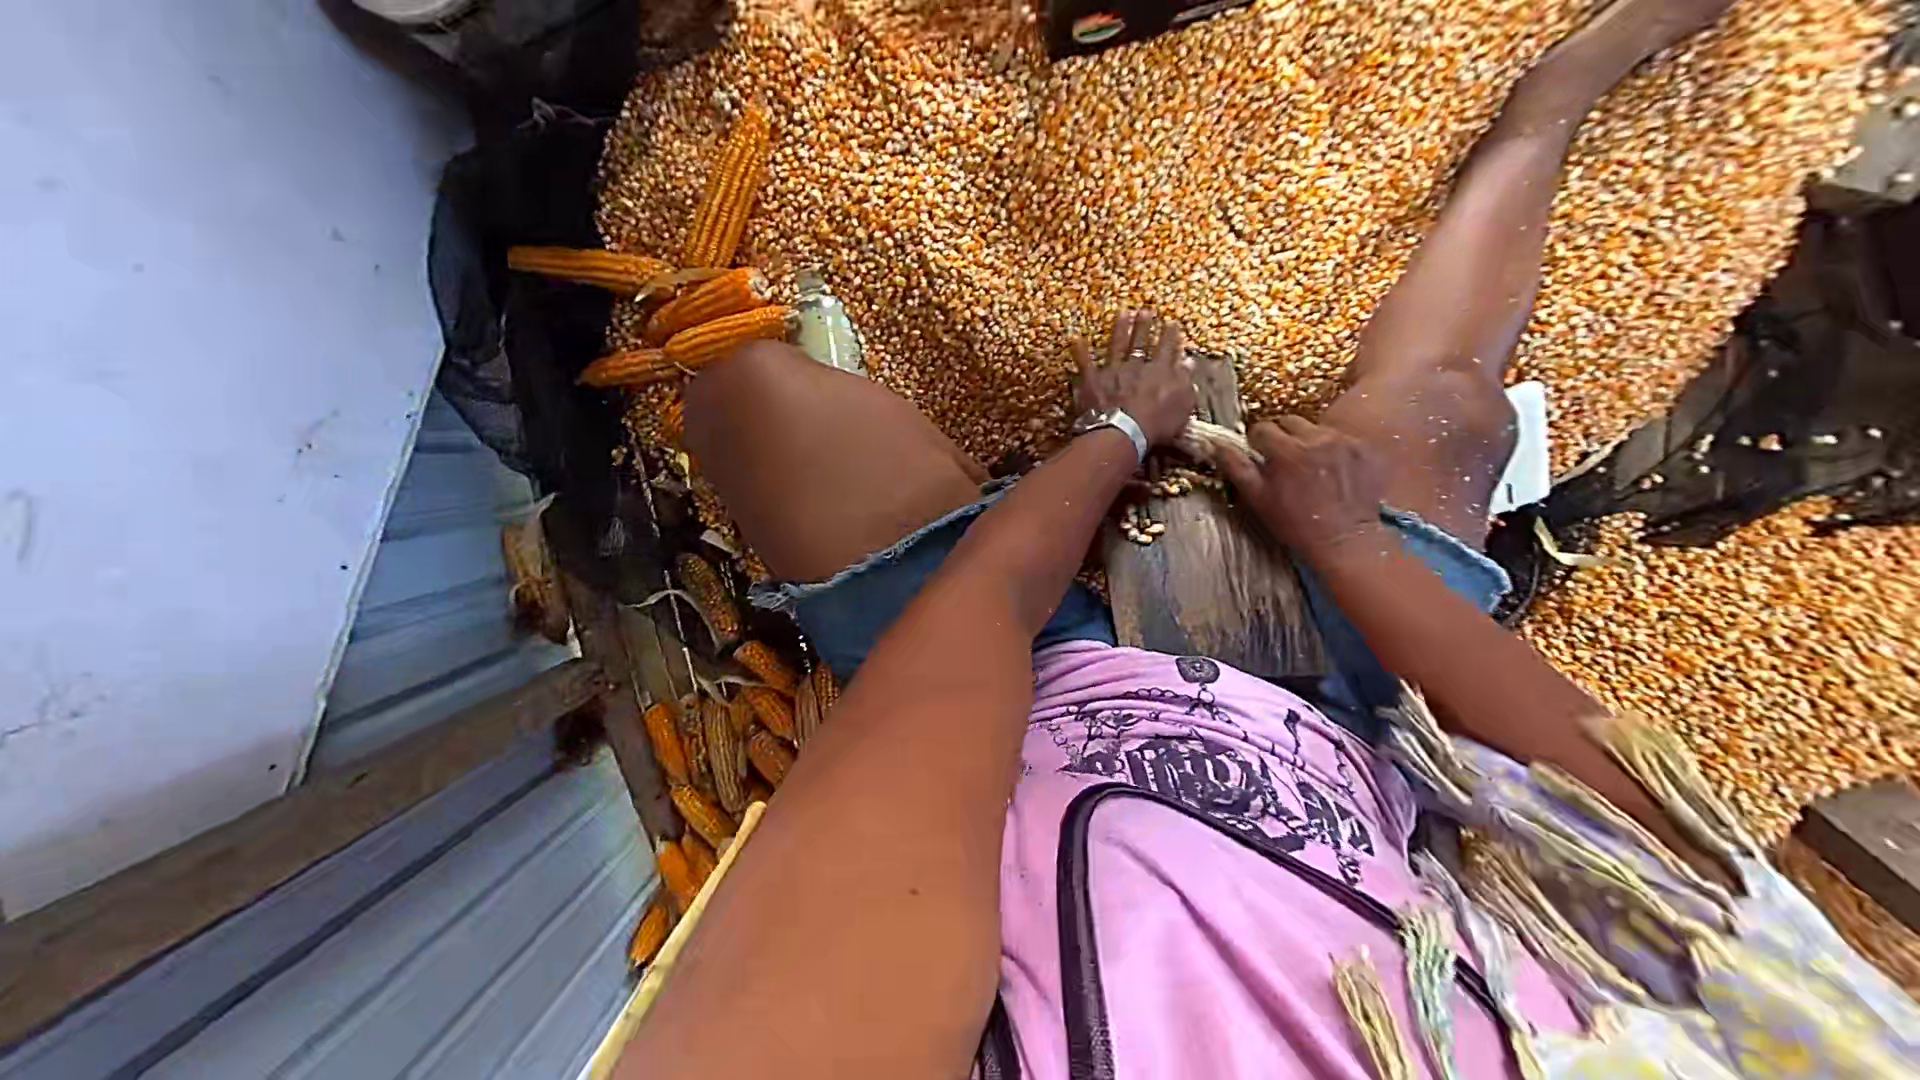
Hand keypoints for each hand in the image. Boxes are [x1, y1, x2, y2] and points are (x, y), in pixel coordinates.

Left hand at [1070, 310, 1196, 447]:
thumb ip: (1185, 382)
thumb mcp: (1182, 406)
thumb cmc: (1156, 425)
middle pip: (1141, 341)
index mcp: (1160, 371)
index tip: (1171, 322)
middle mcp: (1136, 366)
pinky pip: (1084, 363)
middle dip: (1144, 325)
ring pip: (1117, 345)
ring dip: (1120, 329)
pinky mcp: (1092, 381)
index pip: (1167, 348)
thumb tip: (1188, 362)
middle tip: (1146, 311)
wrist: (1123, 432)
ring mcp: (1113, 371)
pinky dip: (1080, 352)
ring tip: (1122, 314)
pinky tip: (1075, 340)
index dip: (1170, 335)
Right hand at [1216, 417, 1389, 558]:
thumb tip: (1215, 444)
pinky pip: (1341, 438)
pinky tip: (1332, 470)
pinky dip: (1333, 448)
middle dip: (1282, 437)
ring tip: (1309, 465)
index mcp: (1286, 451)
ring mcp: (1344, 442)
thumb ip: (1235, 466)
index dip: (1256, 442)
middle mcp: (1316, 439)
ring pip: (1316, 428)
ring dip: (1307, 441)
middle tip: (1283, 460)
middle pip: (1289, 421)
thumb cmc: (1294, 524)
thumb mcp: (1257, 498)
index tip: (1259, 455)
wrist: (1344, 541)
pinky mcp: (1365, 449)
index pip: (1262, 429)